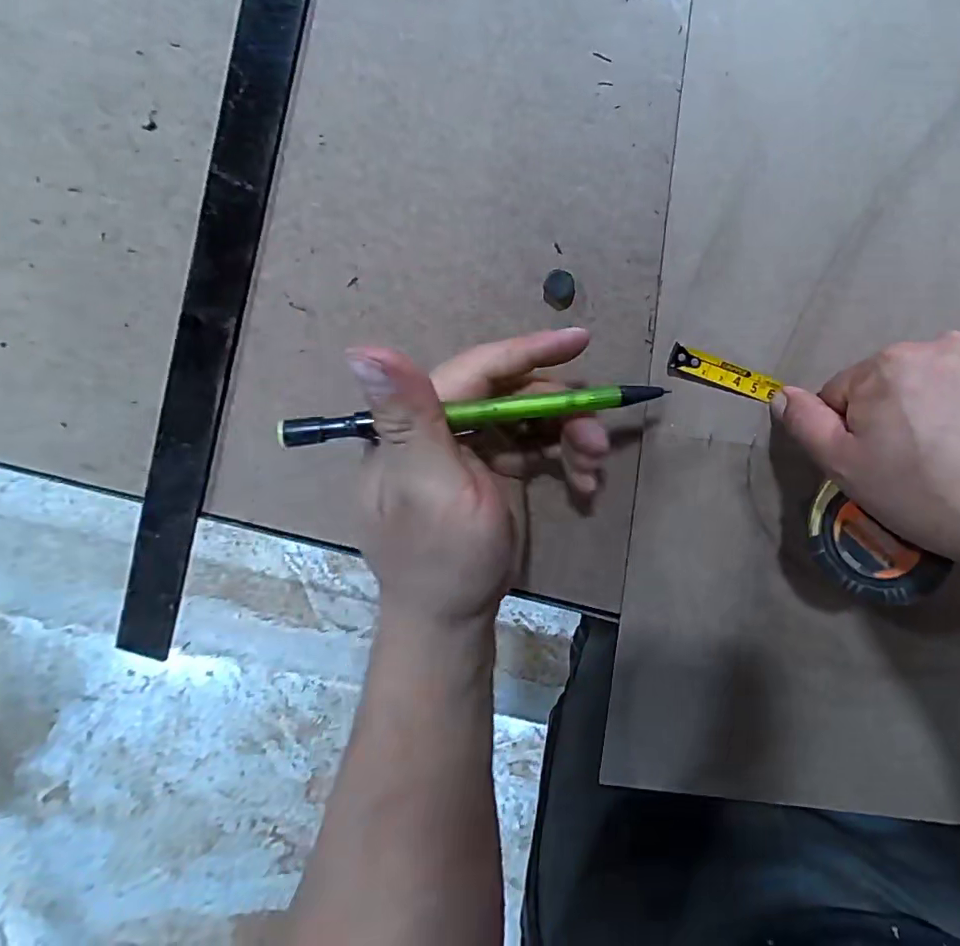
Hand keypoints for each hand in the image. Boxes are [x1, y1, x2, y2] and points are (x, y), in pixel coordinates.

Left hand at [348, 328, 610, 631]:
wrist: (451, 619)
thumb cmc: (440, 557)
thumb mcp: (426, 486)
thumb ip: (408, 417)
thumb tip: (361, 350)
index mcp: (418, 423)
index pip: (479, 370)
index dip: (530, 352)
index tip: (581, 340)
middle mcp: (442, 426)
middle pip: (514, 396)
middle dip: (561, 414)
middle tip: (599, 439)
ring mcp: (468, 449)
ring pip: (530, 420)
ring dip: (569, 439)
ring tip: (594, 471)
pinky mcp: (490, 469)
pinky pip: (533, 448)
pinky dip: (562, 460)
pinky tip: (583, 485)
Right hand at [771, 331, 959, 586]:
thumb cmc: (932, 496)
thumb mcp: (849, 470)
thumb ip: (806, 425)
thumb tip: (780, 393)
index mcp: (887, 363)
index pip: (840, 395)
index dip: (849, 438)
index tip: (877, 473)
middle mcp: (937, 346)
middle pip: (888, 388)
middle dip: (890, 424)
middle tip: (914, 475)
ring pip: (933, 391)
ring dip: (931, 419)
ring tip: (956, 469)